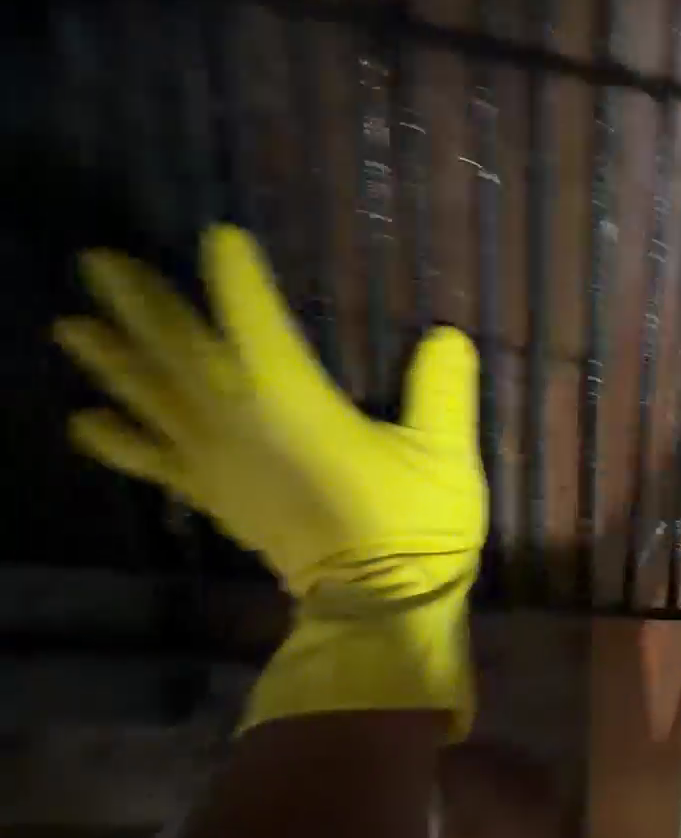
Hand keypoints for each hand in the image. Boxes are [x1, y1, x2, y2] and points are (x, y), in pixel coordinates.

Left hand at [54, 225, 485, 737]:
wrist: (384, 600)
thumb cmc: (420, 521)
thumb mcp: (449, 452)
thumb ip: (445, 390)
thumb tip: (447, 335)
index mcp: (295, 406)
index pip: (255, 326)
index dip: (236, 280)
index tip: (221, 237)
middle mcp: (238, 426)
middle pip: (180, 355)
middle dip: (143, 306)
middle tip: (101, 263)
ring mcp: (218, 465)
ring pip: (152, 400)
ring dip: (112, 360)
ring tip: (74, 325)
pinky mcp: (216, 498)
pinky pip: (151, 461)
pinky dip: (115, 439)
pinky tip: (86, 419)